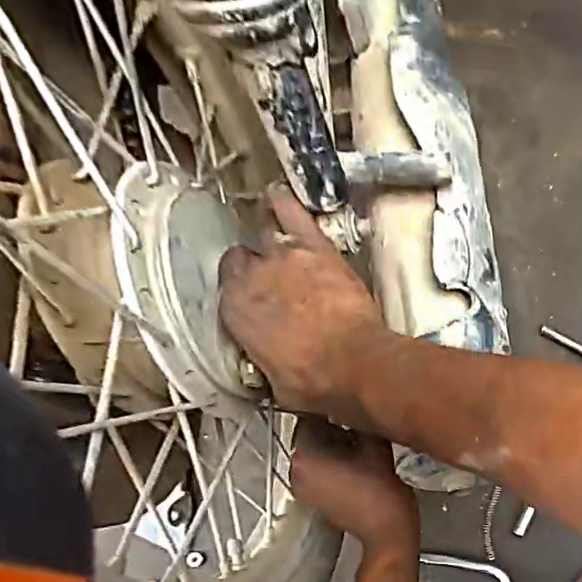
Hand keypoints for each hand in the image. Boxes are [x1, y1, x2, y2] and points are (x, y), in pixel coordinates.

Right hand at [219, 187, 398, 418]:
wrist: (354, 364)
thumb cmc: (316, 381)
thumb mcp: (277, 384)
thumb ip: (266, 364)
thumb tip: (270, 371)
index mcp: (235, 312)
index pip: (227, 289)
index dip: (242, 293)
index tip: (254, 302)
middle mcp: (252, 277)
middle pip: (244, 259)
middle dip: (255, 269)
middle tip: (273, 283)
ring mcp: (284, 257)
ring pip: (267, 235)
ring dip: (272, 241)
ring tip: (277, 243)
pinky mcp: (315, 248)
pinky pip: (293, 213)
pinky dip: (285, 204)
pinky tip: (278, 196)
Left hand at [290, 417, 417, 550]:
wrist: (387, 533)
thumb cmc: (381, 494)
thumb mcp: (375, 446)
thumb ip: (359, 420)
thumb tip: (353, 405)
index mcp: (304, 454)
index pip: (310, 415)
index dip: (333, 408)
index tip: (350, 406)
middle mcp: (295, 470)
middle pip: (311, 435)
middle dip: (333, 428)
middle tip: (359, 426)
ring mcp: (302, 488)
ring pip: (317, 453)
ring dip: (335, 446)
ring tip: (361, 446)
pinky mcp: (314, 499)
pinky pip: (320, 471)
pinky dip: (334, 465)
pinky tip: (357, 465)